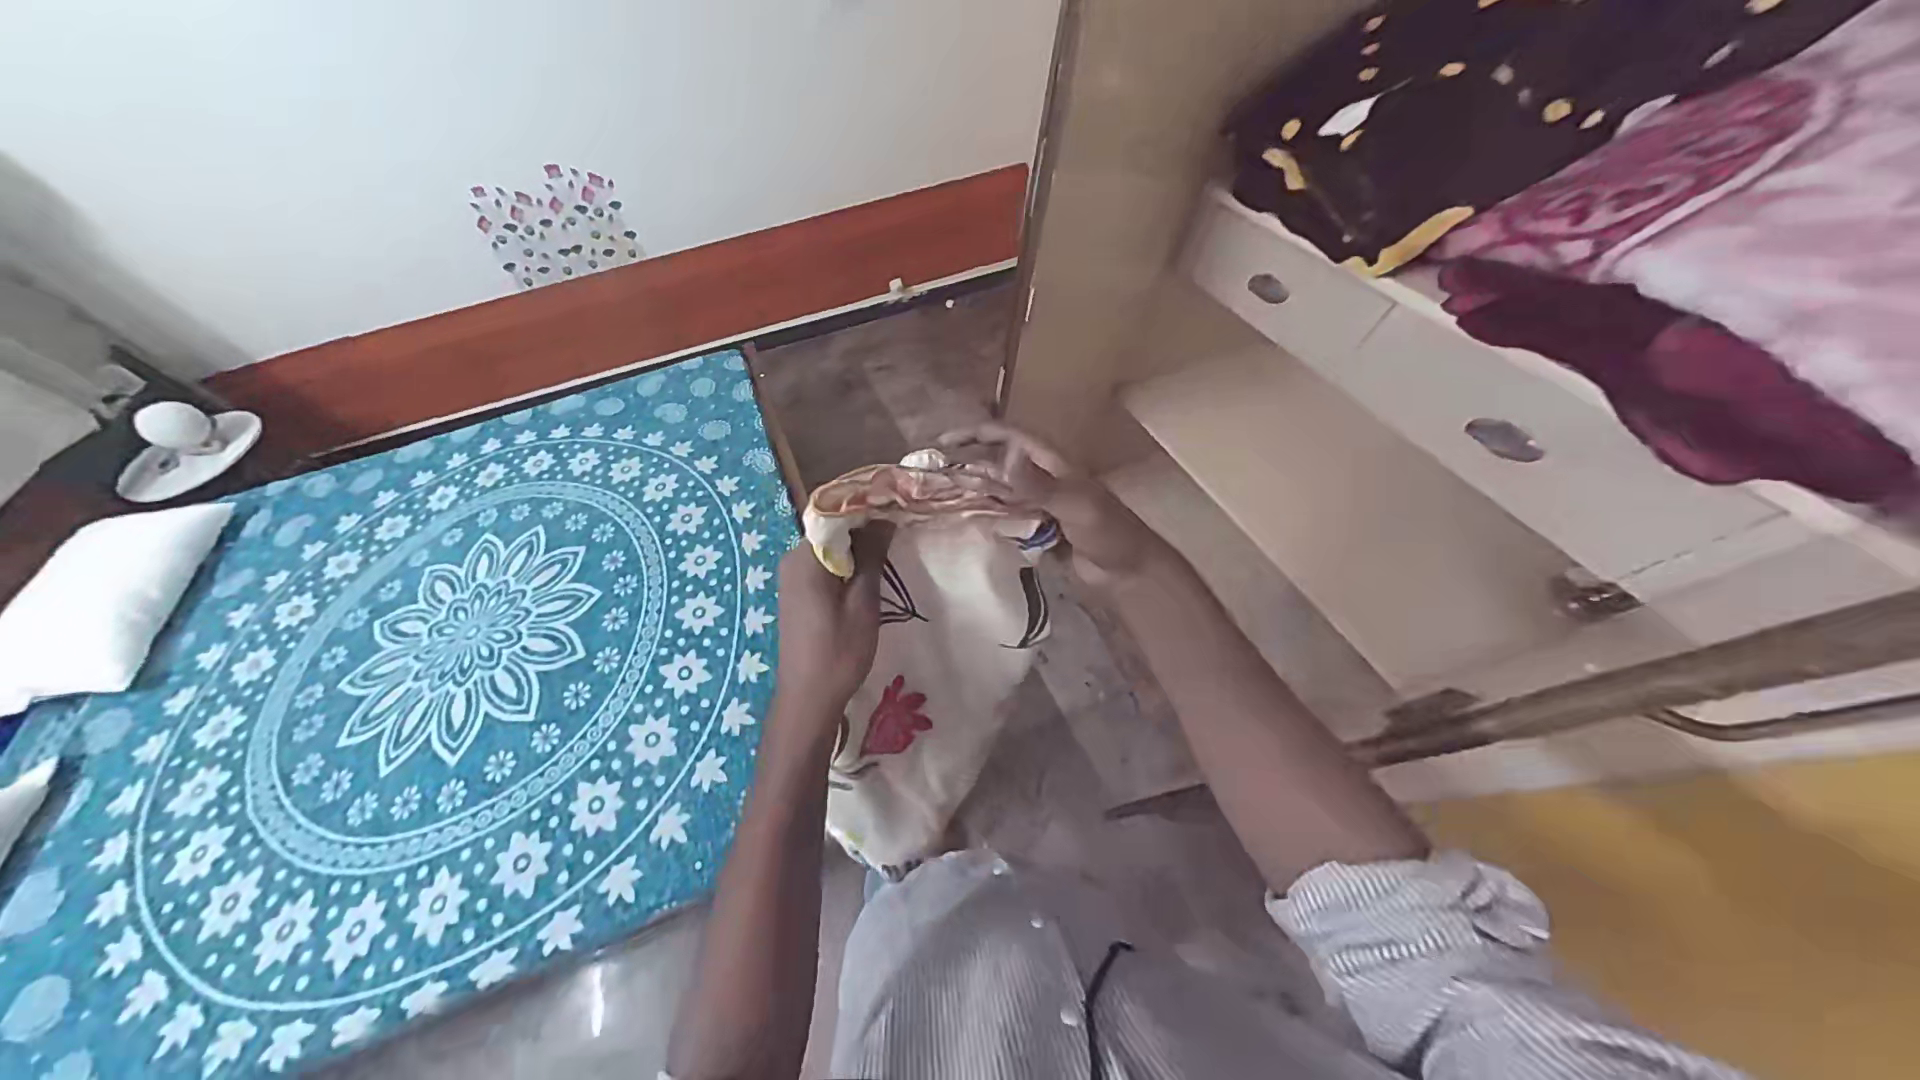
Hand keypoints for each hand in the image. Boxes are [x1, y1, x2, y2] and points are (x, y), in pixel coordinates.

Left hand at [773, 523, 893, 717]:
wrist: (808, 698)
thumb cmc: (839, 652)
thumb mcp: (863, 602)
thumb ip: (871, 556)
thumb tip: (883, 518)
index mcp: (805, 559)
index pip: (836, 515)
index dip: (867, 511)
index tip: (897, 512)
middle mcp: (792, 560)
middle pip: (832, 531)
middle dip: (864, 530)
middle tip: (897, 537)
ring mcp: (791, 577)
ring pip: (829, 549)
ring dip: (857, 549)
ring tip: (888, 554)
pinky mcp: (797, 593)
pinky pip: (823, 566)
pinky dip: (845, 565)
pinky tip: (867, 576)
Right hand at [937, 423, 1166, 585]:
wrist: (1127, 572)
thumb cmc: (1108, 532)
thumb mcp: (1074, 504)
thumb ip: (1037, 483)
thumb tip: (1002, 457)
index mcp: (1053, 463)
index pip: (1010, 437)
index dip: (978, 434)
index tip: (945, 442)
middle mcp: (1043, 478)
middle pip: (999, 461)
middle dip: (968, 460)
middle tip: (933, 469)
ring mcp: (1040, 505)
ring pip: (999, 489)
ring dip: (973, 487)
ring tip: (941, 491)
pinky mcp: (1038, 530)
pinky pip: (1006, 516)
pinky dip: (986, 514)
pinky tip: (965, 519)